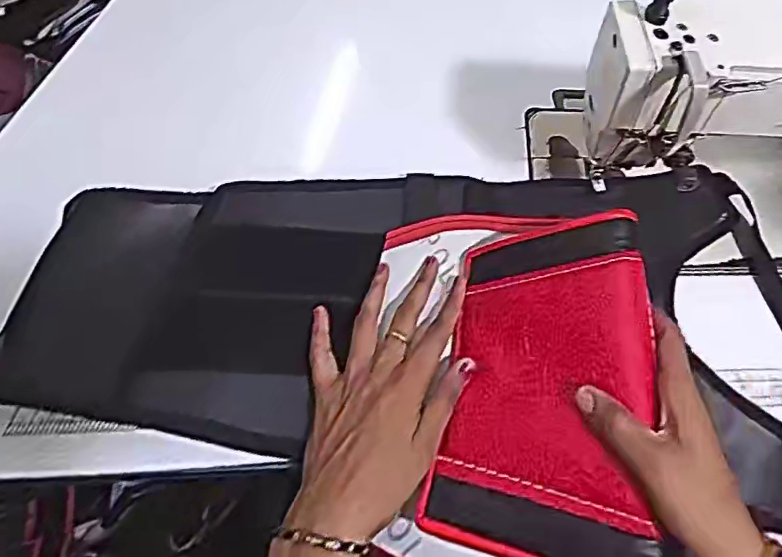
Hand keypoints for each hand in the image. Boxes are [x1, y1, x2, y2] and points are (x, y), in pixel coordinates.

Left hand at [275, 258, 471, 552]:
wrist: (330, 516)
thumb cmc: (378, 488)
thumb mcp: (424, 450)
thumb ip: (444, 401)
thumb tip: (463, 366)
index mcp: (406, 389)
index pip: (435, 335)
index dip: (449, 303)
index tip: (457, 281)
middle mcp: (378, 378)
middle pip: (403, 322)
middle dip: (419, 288)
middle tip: (429, 265)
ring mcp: (350, 383)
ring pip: (364, 327)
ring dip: (375, 295)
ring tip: (382, 271)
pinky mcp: (326, 396)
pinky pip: (321, 357)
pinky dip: (319, 333)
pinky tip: (319, 314)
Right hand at [577, 311, 763, 556]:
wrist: (721, 539)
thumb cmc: (701, 500)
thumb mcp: (650, 458)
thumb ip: (617, 424)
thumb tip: (588, 393)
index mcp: (683, 394)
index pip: (671, 338)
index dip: (652, 314)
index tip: (630, 299)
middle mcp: (683, 402)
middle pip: (657, 358)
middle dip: (631, 343)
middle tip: (603, 334)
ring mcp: (679, 423)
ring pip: (650, 384)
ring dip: (627, 375)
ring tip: (598, 370)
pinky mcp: (673, 444)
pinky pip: (646, 411)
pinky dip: (627, 404)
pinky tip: (608, 416)